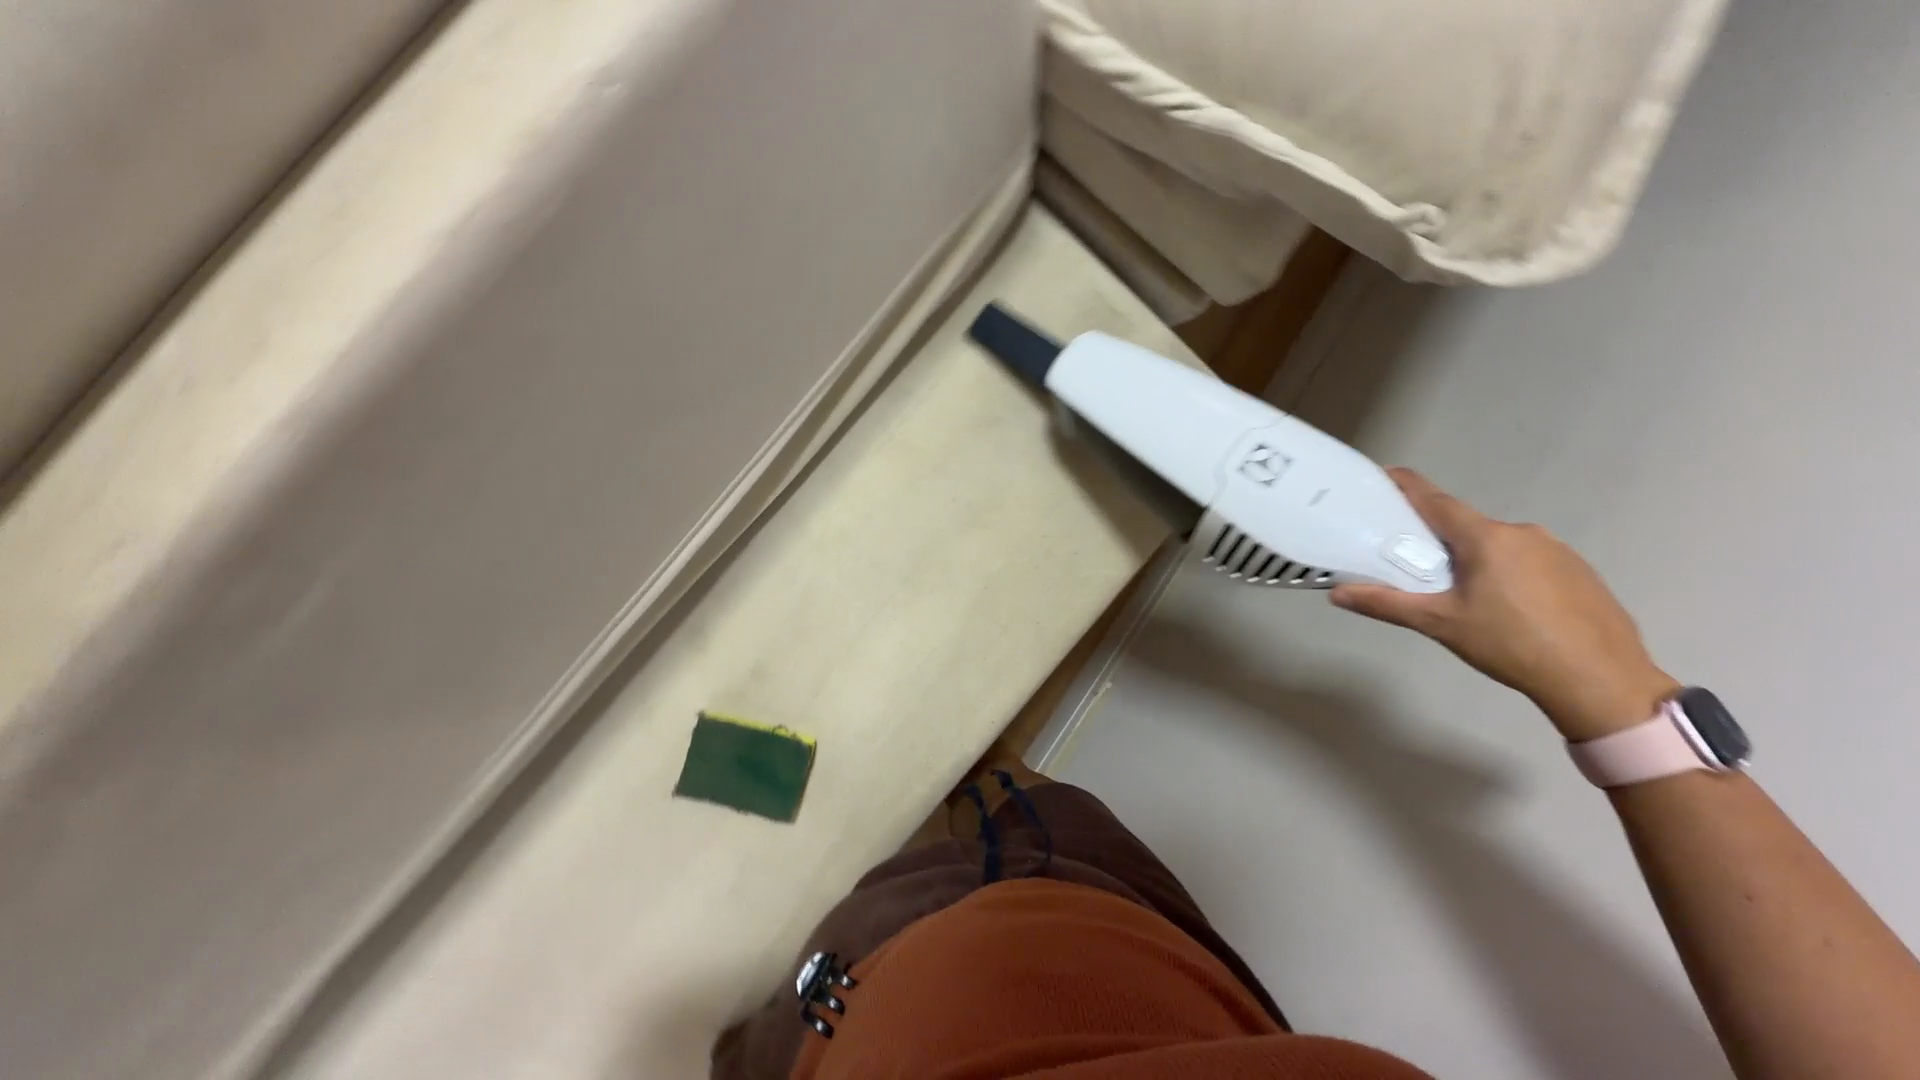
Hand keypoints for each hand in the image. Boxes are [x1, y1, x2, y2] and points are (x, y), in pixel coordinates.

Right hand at [1331, 468, 1678, 740]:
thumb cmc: (1511, 646)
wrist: (1600, 679)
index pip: (1435, 500)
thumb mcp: (1441, 625)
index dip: (1406, 486)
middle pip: (1467, 529)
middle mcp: (1522, 532)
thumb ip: (1388, 605)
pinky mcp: (1580, 571)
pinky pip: (1530, 563)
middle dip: (1440, 544)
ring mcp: (1557, 550)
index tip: (1383, 477)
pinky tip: (1511, 613)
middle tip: (1420, 574)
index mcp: (1486, 538)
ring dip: (1477, 564)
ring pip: (1499, 548)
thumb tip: (1338, 594)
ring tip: (1469, 604)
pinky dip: (1510, 577)